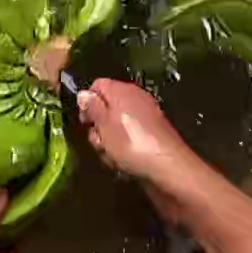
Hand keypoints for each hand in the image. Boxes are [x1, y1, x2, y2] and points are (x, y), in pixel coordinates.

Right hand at [75, 79, 198, 187]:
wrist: (167, 166)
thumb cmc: (130, 143)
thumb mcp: (104, 124)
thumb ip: (92, 107)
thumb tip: (84, 93)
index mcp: (123, 90)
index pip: (98, 85)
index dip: (87, 102)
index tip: (85, 121)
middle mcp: (135, 99)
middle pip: (104, 110)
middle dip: (97, 128)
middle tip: (101, 142)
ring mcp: (144, 118)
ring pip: (114, 129)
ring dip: (108, 144)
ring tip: (114, 156)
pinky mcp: (150, 136)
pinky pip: (127, 140)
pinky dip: (122, 151)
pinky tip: (124, 163)